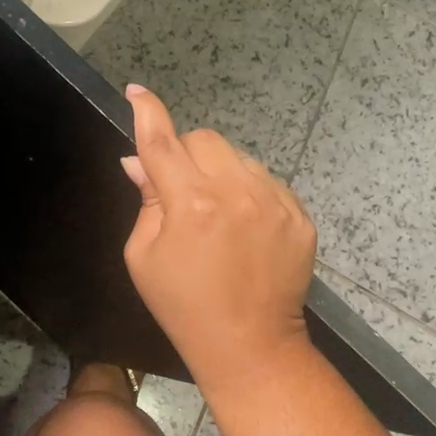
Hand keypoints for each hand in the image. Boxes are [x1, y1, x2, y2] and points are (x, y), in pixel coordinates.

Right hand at [120, 84, 317, 387]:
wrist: (250, 344)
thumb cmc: (182, 303)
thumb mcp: (142, 255)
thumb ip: (146, 200)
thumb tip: (139, 160)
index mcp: (191, 204)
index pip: (162, 141)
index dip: (147, 112)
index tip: (136, 91)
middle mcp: (235, 192)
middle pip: (204, 140)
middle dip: (186, 155)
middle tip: (182, 194)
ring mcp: (274, 202)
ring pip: (238, 157)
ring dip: (220, 172)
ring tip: (219, 217)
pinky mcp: (299, 216)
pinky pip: (267, 181)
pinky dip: (249, 193)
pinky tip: (245, 229)